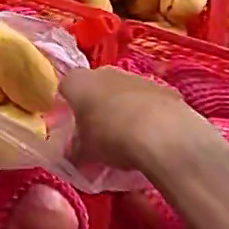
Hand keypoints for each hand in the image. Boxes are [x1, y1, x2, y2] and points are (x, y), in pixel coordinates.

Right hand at [62, 67, 216, 171]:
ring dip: (123, 108)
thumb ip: (74, 151)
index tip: (73, 126)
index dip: (69, 107)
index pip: (66, 88)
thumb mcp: (85, 152)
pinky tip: (151, 135)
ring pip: (123, 92)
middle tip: (98, 133)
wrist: (162, 133)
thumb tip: (71, 156)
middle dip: (97, 106)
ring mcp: (135, 77)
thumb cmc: (111, 137)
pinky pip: (147, 100)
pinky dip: (147, 113)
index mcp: (78, 81)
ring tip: (127, 137)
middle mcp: (104, 72)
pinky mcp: (162, 87)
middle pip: (95, 87)